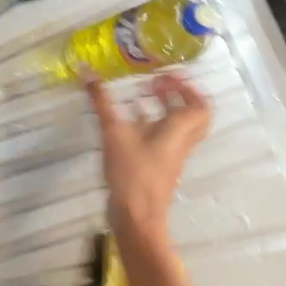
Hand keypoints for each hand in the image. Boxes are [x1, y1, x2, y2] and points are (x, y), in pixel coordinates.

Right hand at [86, 70, 212, 242]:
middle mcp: (181, 140)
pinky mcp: (160, 165)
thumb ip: (101, 100)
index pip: (200, 104)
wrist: (137, 215)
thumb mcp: (113, 130)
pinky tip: (128, 120)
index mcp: (178, 128)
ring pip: (179, 127)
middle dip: (178, 96)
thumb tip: (85, 69)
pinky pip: (165, 138)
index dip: (188, 87)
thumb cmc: (132, 170)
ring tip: (141, 96)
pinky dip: (152, 124)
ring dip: (165, 109)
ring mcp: (172, 155)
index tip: (165, 75)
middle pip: (194, 115)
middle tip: (156, 84)